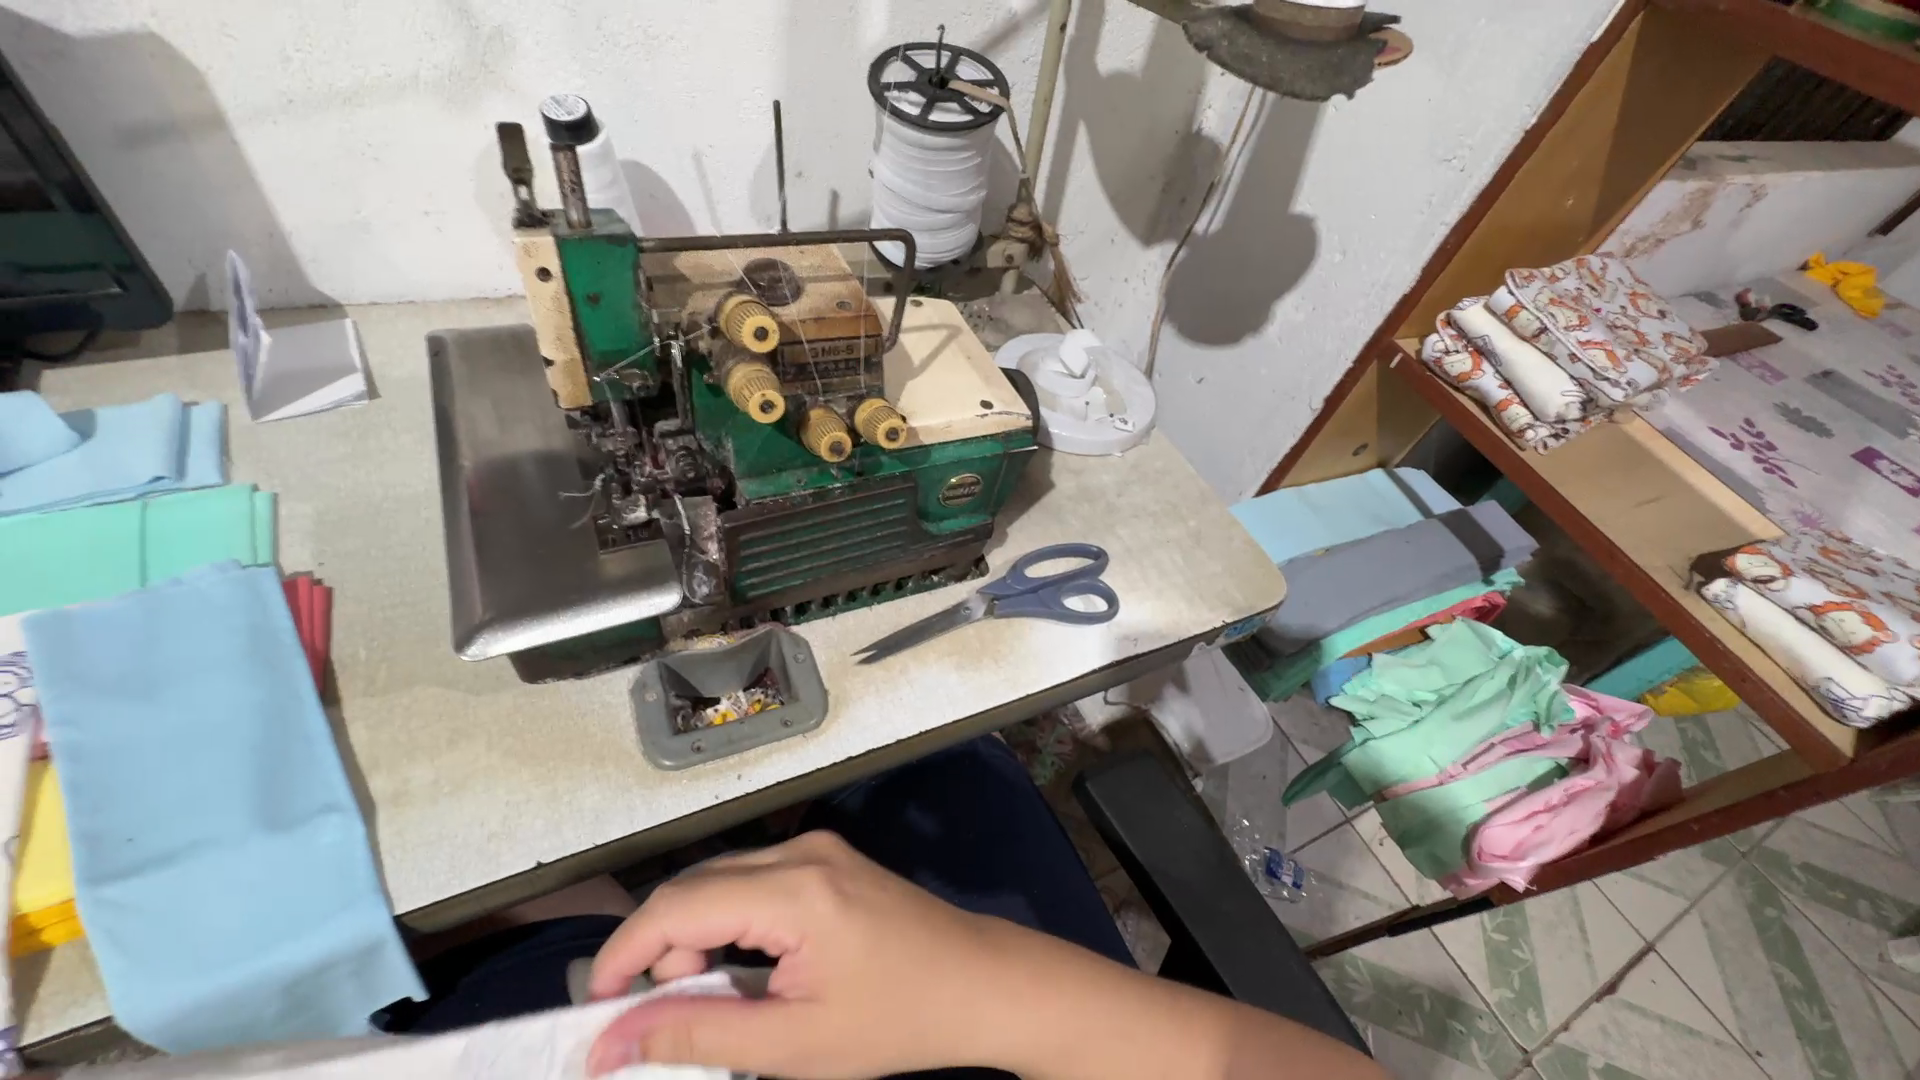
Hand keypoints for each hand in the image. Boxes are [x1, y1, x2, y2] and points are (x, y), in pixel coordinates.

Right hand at [585, 830, 1024, 1077]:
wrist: (979, 982)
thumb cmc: (895, 1020)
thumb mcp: (793, 1043)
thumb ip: (698, 1034)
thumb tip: (611, 1042)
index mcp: (795, 890)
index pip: (679, 905)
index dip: (625, 953)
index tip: (595, 1008)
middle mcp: (801, 851)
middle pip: (696, 885)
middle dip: (660, 947)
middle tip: (658, 1015)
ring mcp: (818, 848)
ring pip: (722, 879)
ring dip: (694, 933)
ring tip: (707, 997)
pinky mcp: (828, 858)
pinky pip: (754, 879)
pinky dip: (729, 920)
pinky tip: (742, 966)